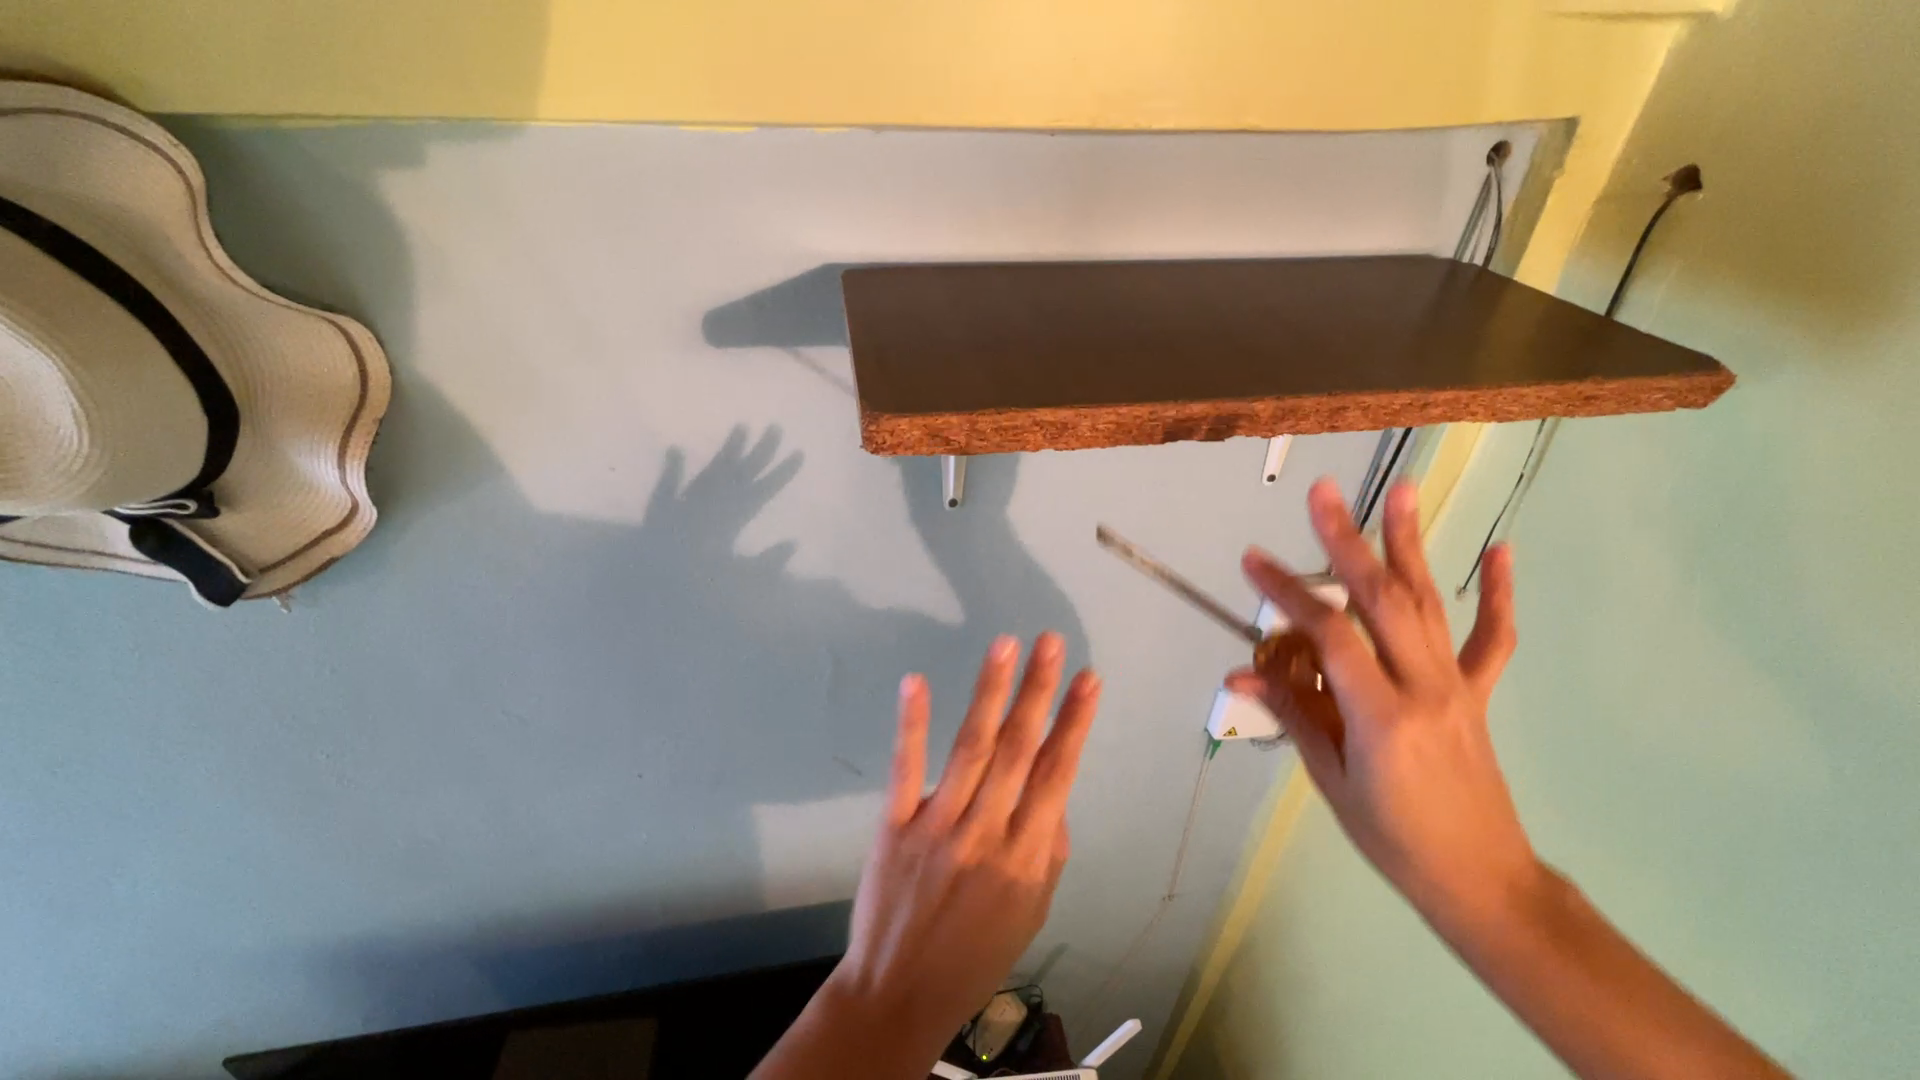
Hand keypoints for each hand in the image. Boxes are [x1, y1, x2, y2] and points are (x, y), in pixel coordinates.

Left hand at [822, 634, 1099, 1066]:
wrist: (900, 993)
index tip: (1089, 680)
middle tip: (1051, 642)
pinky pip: (905, 769)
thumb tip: (1055, 794)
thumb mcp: (1032, 914)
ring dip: (989, 693)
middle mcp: (986, 834)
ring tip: (1005, 646)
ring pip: (970, 749)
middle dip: (1038, 692)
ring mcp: (937, 826)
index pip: (1056, 776)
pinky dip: (911, 724)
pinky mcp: (894, 826)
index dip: (1074, 724)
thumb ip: (1049, 851)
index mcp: (1026, 857)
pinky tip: (915, 681)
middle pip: (1017, 751)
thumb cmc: (975, 956)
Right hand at [1228, 478, 1537, 920]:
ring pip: (1430, 603)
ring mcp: (1457, 686)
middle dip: (1347, 542)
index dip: (1287, 593)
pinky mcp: (1477, 693)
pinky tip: (1500, 550)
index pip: (1329, 635)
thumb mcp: (1330, 780)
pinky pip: (1491, 639)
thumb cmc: (1391, 837)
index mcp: (1381, 715)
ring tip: (1404, 489)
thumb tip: (1241, 672)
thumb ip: (1292, 714)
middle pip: (1382, 600)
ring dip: (1412, 543)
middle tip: (1322, 493)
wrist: (1479, 878)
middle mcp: (1424, 687)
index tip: (1252, 559)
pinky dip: (1496, 593)